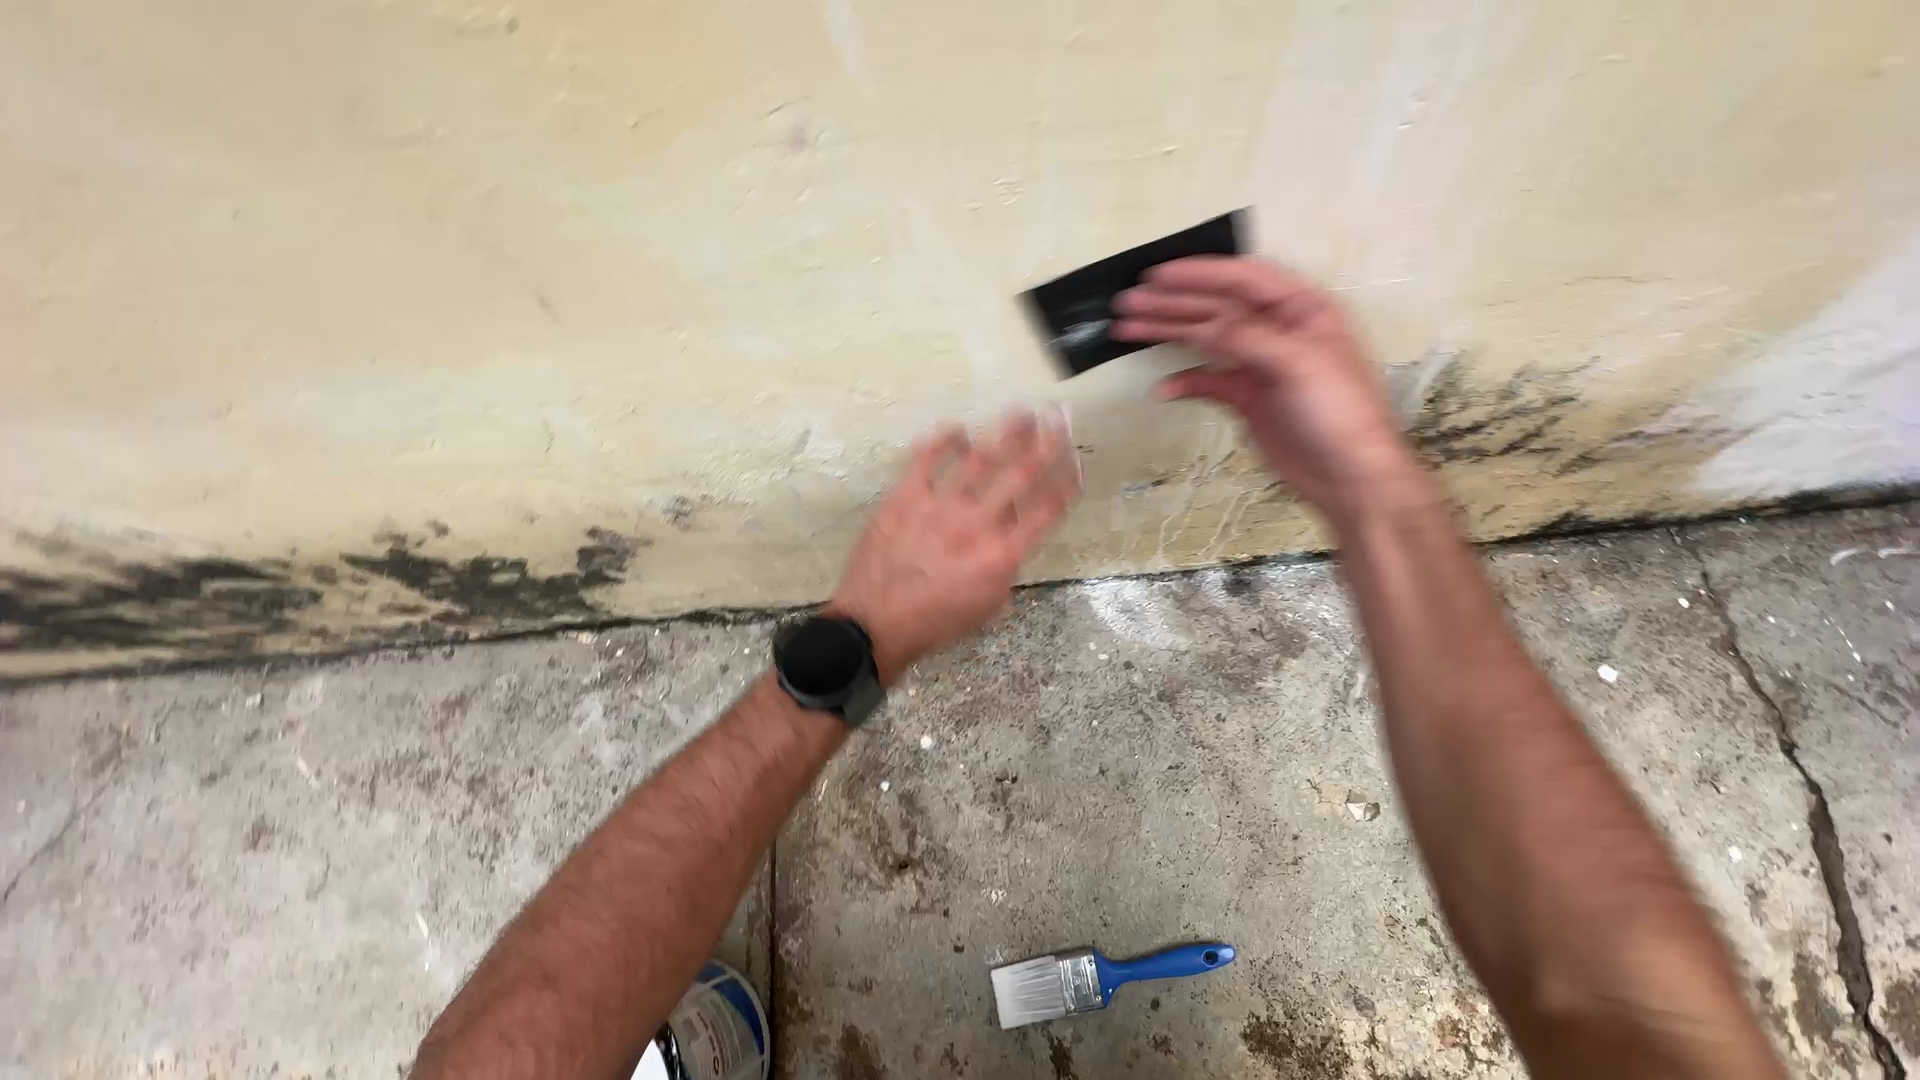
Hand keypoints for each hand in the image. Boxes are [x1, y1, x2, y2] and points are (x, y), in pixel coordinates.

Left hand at [827, 408, 1081, 683]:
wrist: (874, 624)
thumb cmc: (935, 623)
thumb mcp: (987, 606)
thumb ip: (1007, 568)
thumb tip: (1013, 535)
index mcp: (1000, 556)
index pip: (1046, 510)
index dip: (1067, 483)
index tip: (1077, 463)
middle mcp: (976, 525)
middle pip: (1022, 474)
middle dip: (1048, 443)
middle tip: (1060, 420)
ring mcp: (938, 506)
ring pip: (980, 458)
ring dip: (1005, 432)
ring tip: (1023, 413)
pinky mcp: (903, 496)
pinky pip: (925, 457)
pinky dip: (944, 440)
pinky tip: (958, 429)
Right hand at [1112, 256, 1425, 524]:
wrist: (1349, 476)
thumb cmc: (1339, 413)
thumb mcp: (1299, 364)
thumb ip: (1251, 337)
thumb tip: (1207, 324)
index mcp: (1301, 309)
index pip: (1243, 278)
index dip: (1199, 273)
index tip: (1156, 276)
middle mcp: (1277, 330)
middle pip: (1215, 307)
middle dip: (1171, 302)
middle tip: (1127, 303)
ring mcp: (1258, 364)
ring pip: (1204, 340)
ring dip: (1166, 333)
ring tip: (1125, 329)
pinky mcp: (1245, 397)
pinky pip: (1207, 382)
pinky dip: (1184, 383)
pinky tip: (1162, 389)